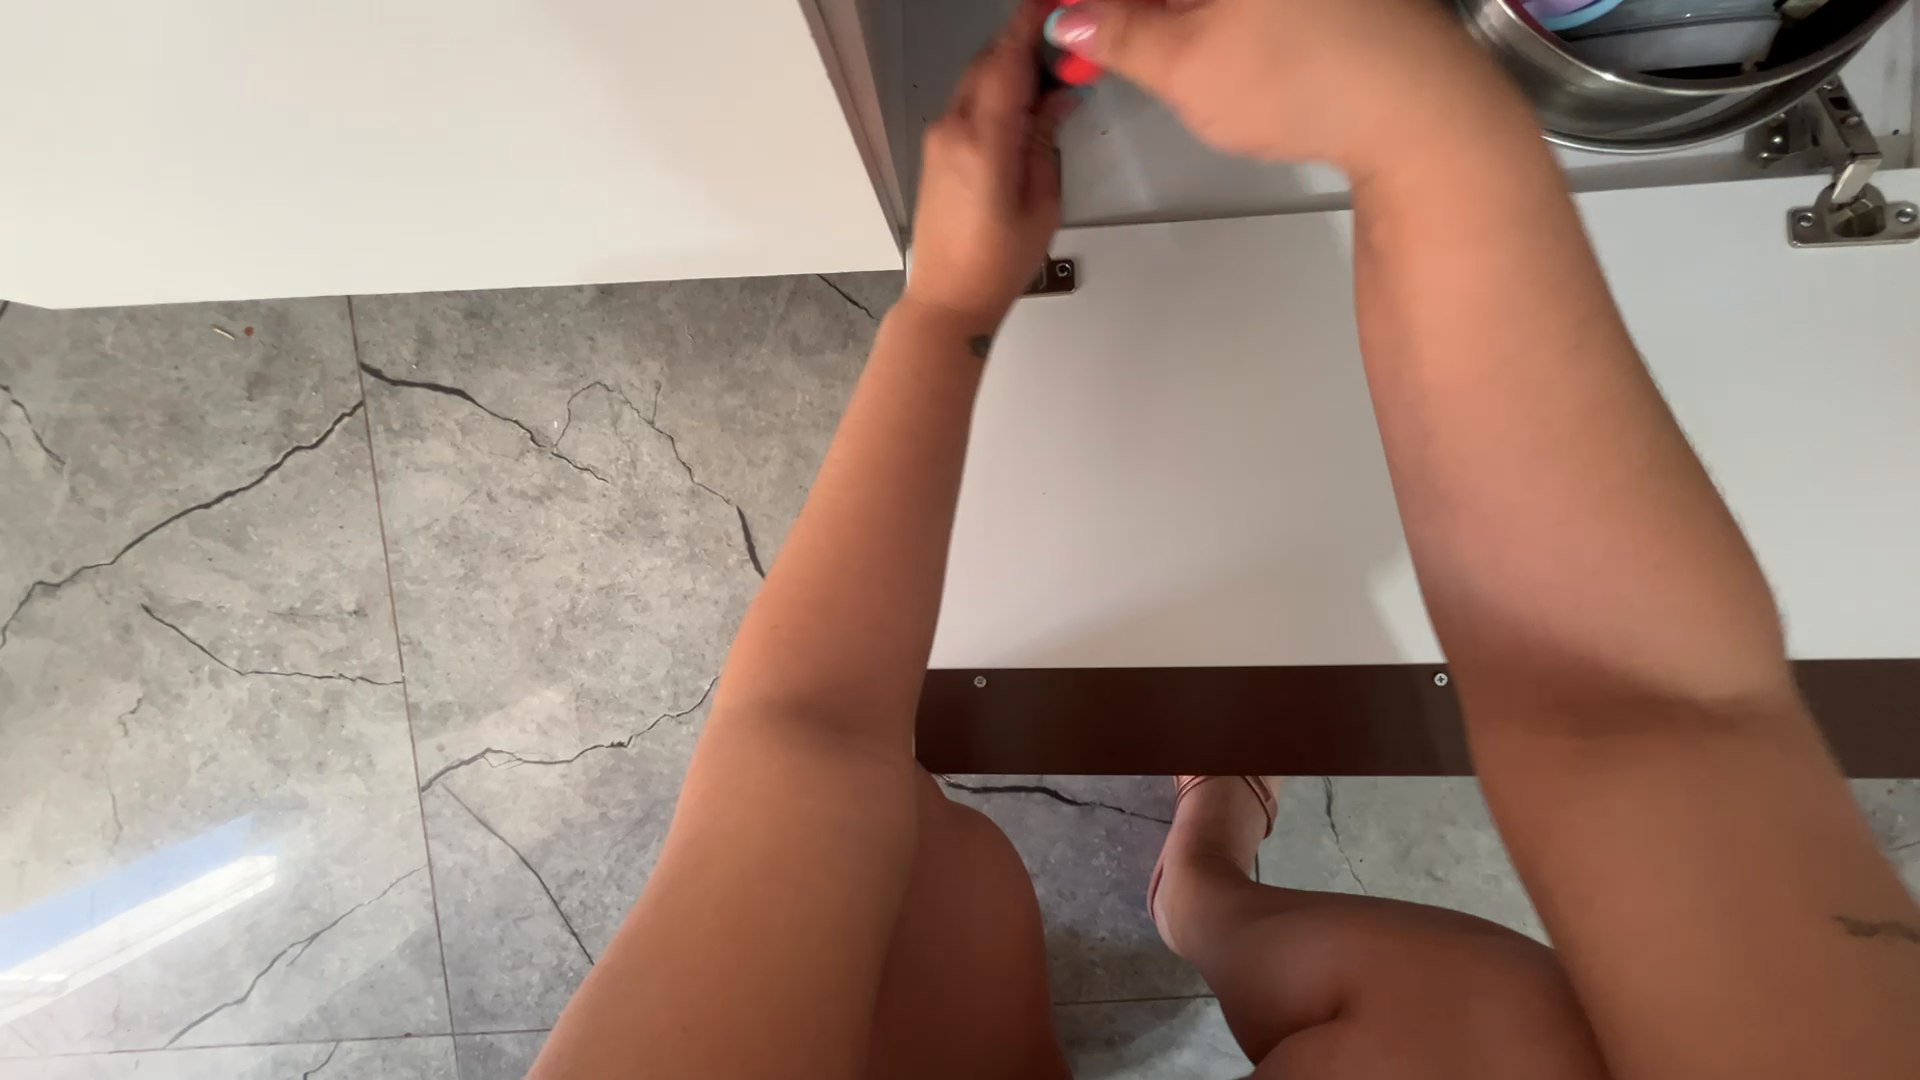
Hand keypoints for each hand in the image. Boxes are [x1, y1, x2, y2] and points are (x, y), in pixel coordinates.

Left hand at [904, 0, 1077, 328]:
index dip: (1032, 22)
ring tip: (1046, 82)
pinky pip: (965, 107)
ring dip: (1009, 72)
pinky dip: (992, 96)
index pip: (1008, 58)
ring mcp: (937, 142)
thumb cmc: (995, 265)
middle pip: (989, 62)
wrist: (947, 300)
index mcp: (984, 141)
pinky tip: (1017, 110)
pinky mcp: (933, 155)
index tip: (1055, 4)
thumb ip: (1045, 142)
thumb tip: (1055, 100)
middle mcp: (953, 131)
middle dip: (1025, 45)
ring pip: (975, 82)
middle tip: (1062, 49)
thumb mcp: (1041, 205)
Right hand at [1044, 0, 1529, 177]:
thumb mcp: (1187, 66)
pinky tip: (1178, 36)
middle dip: (1123, 4)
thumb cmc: (1311, 78)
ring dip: (1156, 10)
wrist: (1405, 105)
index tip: (1069, 16)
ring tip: (1126, 42)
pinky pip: (1230, 0)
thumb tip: (1075, 20)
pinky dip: (1196, 13)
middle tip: (1089, 32)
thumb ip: (1120, 37)